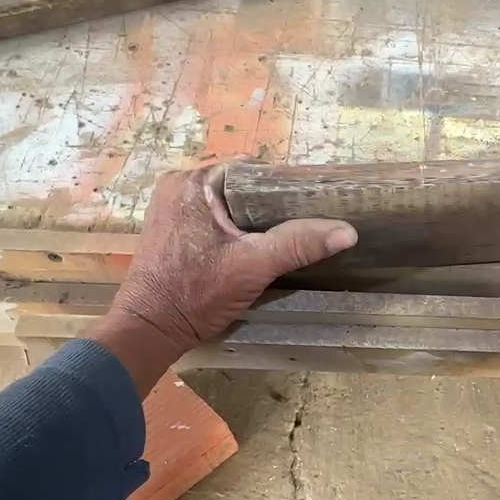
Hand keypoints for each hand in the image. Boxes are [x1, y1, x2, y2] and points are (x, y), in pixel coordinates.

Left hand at [85, 163, 356, 394]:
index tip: (315, 206)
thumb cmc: (196, 293)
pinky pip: (217, 221)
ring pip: (231, 206)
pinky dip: (239, 231)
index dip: (286, 187)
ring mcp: (173, 209)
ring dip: (257, 221)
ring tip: (289, 237)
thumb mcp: (253, 266)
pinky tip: (258, 249)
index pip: (253, 170)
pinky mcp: (174, 231)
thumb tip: (348, 231)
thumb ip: (298, 244)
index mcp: (193, 182)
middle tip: (307, 225)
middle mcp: (179, 186)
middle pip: (243, 188)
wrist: (151, 329)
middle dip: (274, 206)